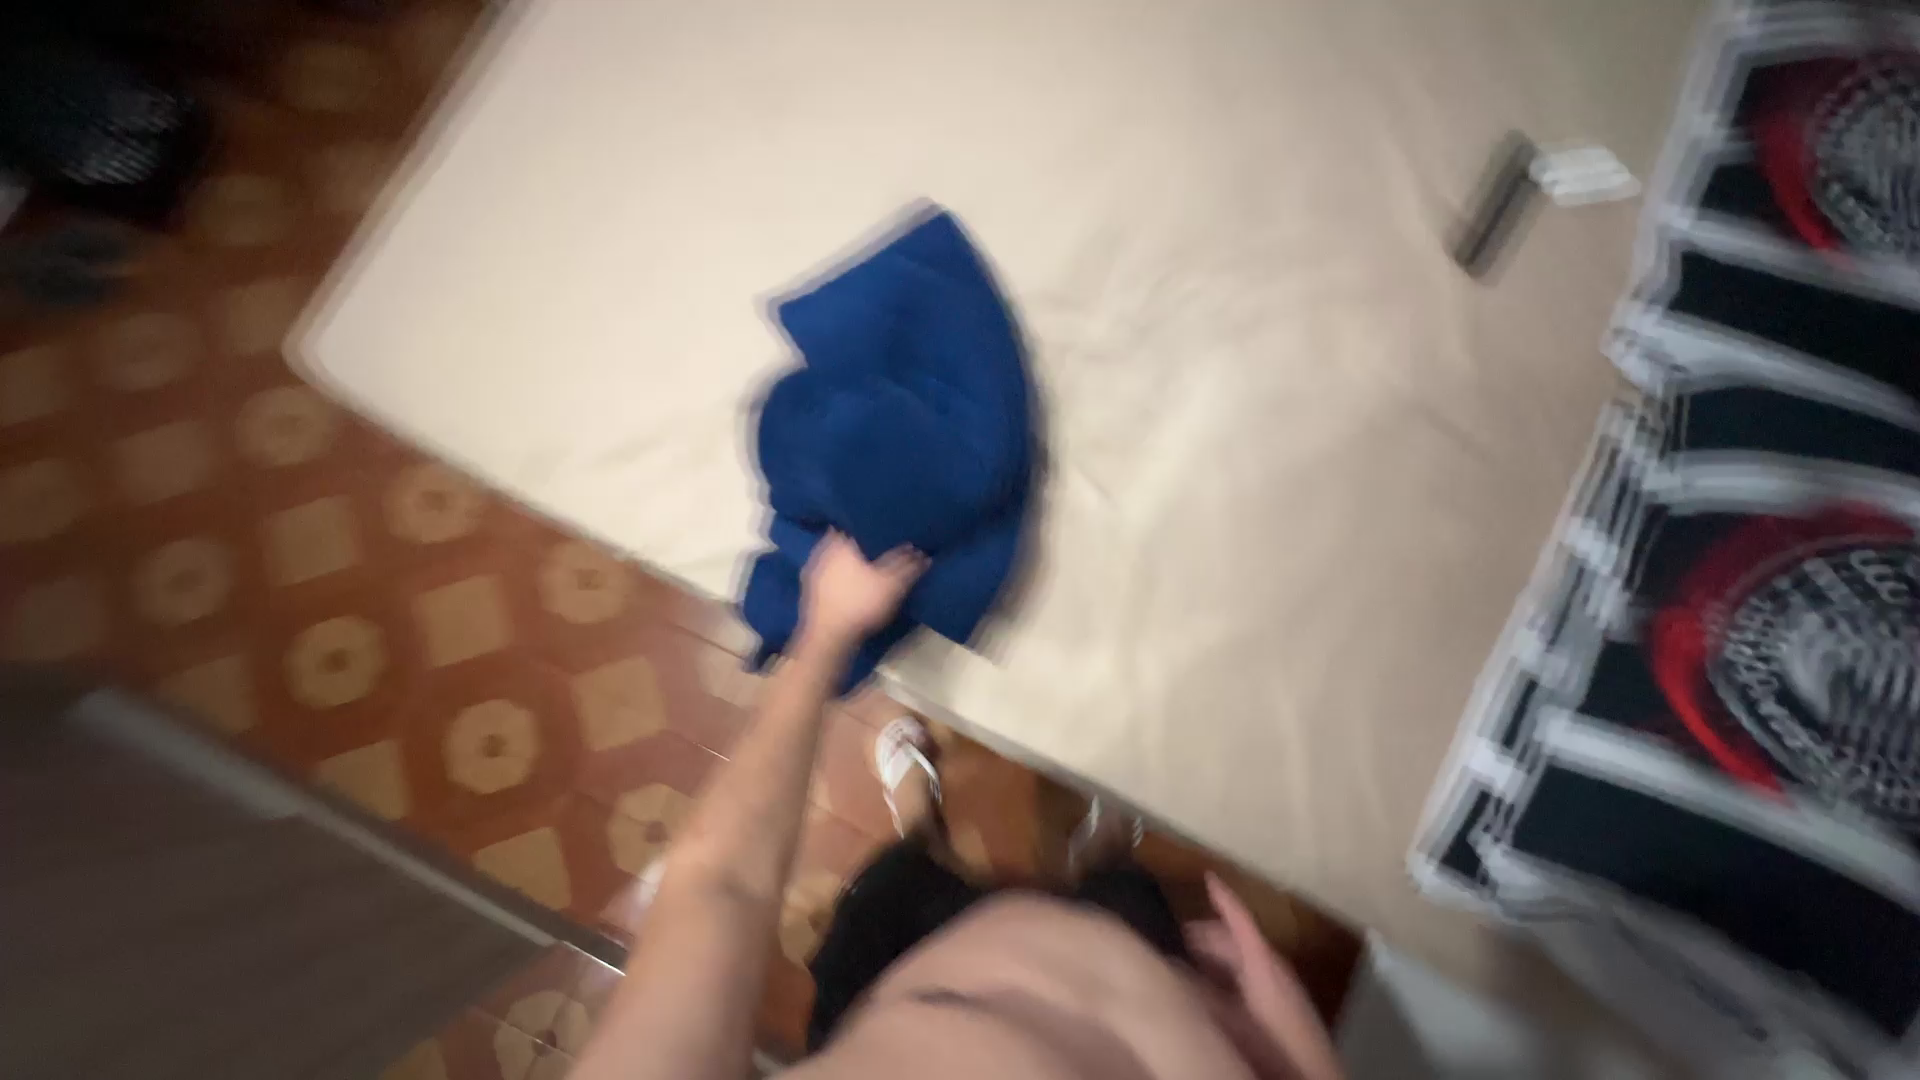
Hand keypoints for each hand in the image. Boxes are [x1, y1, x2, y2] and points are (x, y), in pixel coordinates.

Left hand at [798, 531, 927, 649]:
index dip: (870, 524)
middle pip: (843, 538)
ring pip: (833, 556)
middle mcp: (821, 549)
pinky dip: (837, 575)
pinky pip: (826, 573)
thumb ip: (908, 565)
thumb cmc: (860, 603)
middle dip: (859, 542)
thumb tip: (922, 553)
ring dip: (847, 560)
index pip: (855, 521)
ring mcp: (811, 569)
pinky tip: (849, 584)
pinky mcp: (807, 589)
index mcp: (840, 540)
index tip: (884, 527)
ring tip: (866, 564)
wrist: (826, 638)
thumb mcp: (893, 584)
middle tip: (878, 546)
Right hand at [1185, 873, 1344, 1079]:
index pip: (1240, 918)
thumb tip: (1172, 967)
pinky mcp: (1284, 1003)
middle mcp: (1273, 966)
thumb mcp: (1231, 1022)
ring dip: (1215, 955)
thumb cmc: (1274, 1049)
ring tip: (1185, 963)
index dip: (1222, 897)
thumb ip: (1200, 993)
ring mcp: (1281, 984)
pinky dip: (1227, 972)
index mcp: (1261, 962)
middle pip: (1237, 937)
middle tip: (1173, 939)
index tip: (1206, 875)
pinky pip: (1249, 973)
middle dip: (1206, 934)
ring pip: (1242, 957)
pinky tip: (1210, 989)